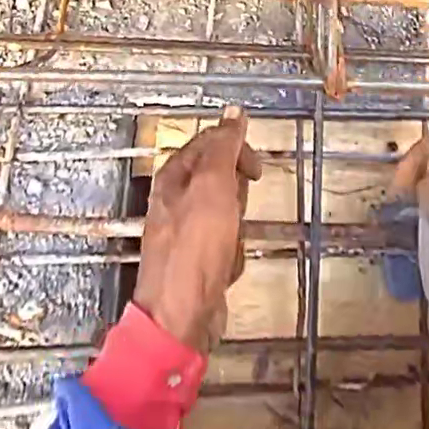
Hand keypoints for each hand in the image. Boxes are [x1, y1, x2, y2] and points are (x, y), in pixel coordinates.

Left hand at [132, 108, 262, 351]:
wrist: (181, 317)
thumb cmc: (195, 246)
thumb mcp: (214, 185)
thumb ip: (224, 147)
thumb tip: (235, 112)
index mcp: (174, 174)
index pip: (211, 141)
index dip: (236, 148)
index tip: (254, 169)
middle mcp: (176, 198)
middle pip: (220, 175)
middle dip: (237, 194)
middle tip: (236, 209)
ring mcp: (185, 230)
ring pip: (227, 210)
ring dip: (238, 225)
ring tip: (230, 242)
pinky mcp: (197, 258)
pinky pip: (226, 242)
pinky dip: (233, 252)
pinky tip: (228, 265)